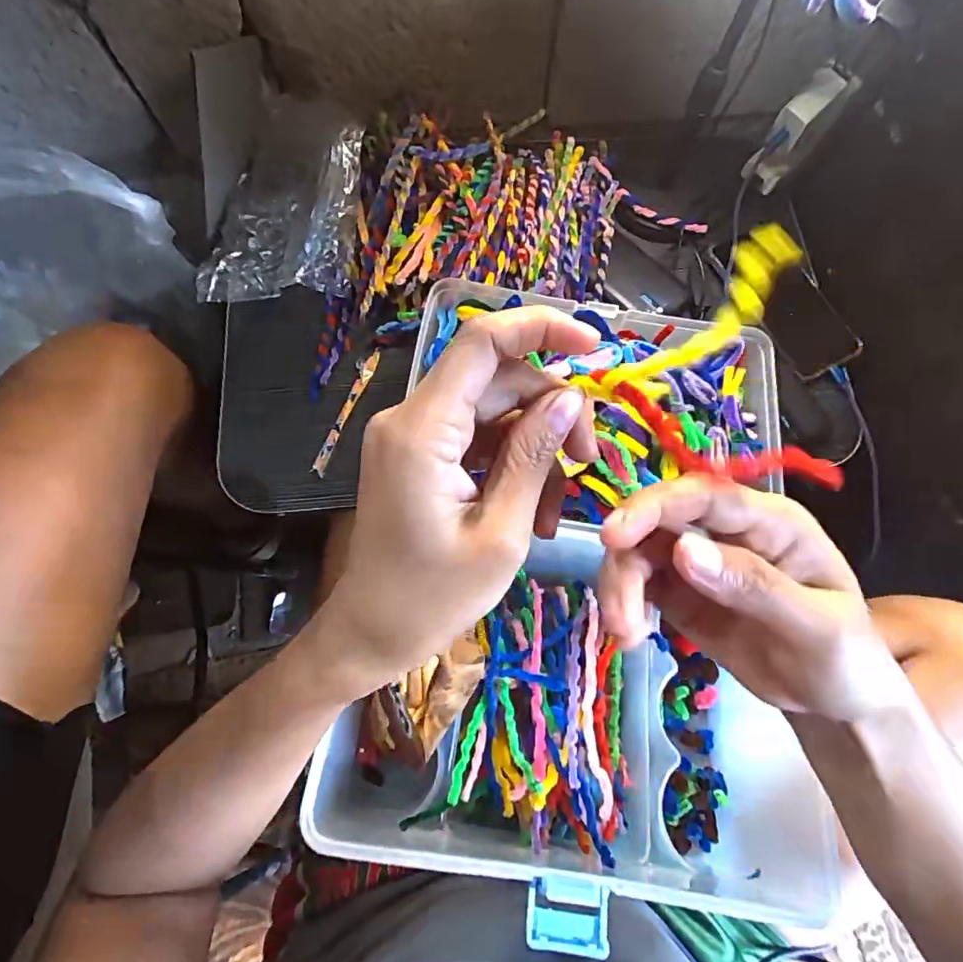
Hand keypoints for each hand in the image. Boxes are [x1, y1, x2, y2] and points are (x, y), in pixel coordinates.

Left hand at [316, 307, 601, 693]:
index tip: (593, 344)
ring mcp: (412, 436)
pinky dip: (511, 462)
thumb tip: (570, 397)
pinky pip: (477, 437)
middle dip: (551, 411)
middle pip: (497, 379)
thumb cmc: (432, 599)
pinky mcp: (418, 455)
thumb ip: (533, 457)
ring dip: (535, 447)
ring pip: (494, 410)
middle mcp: (410, 419)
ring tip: (551, 510)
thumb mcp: (501, 533)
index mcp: (422, 432)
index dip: (540, 327)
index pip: (480, 342)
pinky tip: (531, 509)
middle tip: (585, 463)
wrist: (370, 634)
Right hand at [596, 477, 912, 721]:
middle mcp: (727, 531)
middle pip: (658, 521)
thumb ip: (753, 585)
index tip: (614, 537)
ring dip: (620, 586)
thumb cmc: (844, 658)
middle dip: (627, 559)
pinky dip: (624, 603)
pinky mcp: (680, 592)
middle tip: (621, 616)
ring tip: (627, 635)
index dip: (655, 507)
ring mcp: (700, 560)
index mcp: (769, 522)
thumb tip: (682, 550)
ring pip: (639, 551)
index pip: (704, 496)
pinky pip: (638, 583)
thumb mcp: (815, 626)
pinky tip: (631, 636)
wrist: (837, 702)